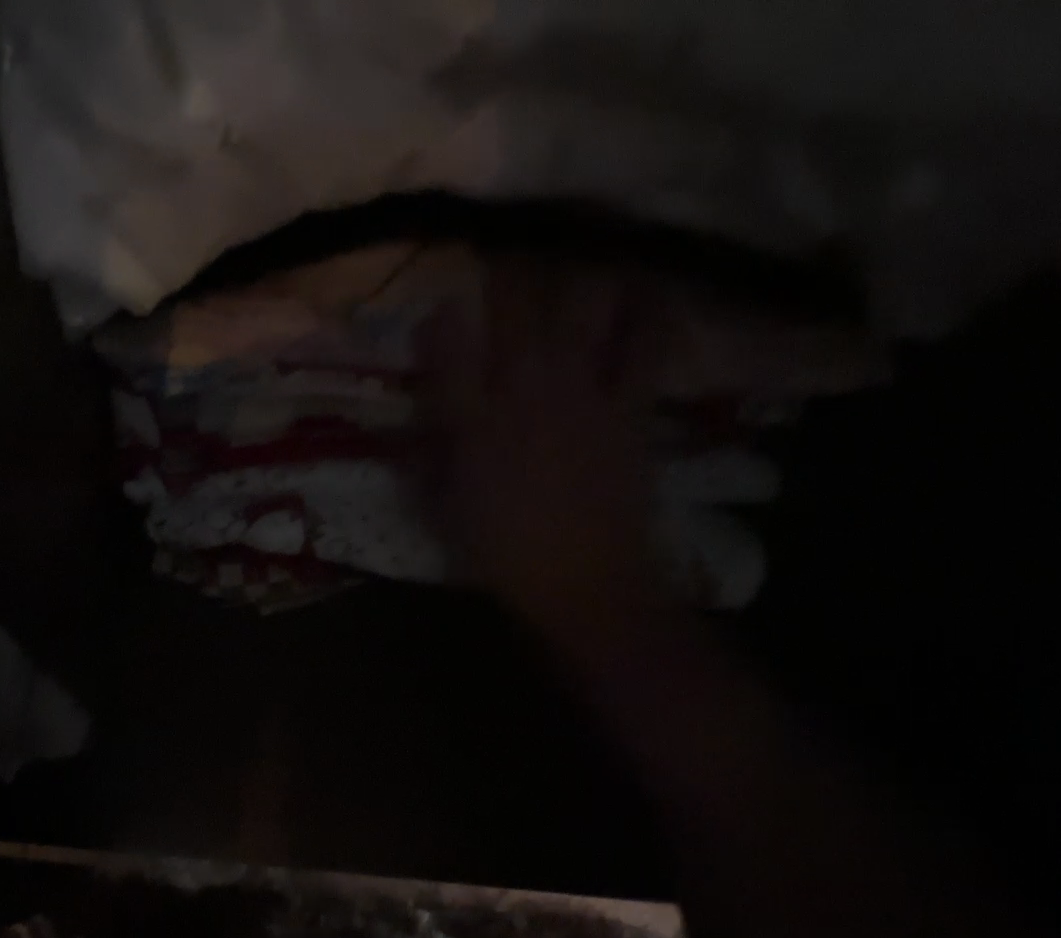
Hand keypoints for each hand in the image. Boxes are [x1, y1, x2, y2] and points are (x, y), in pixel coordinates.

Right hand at [416, 260, 665, 629]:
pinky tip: (649, 283)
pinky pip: (645, 345)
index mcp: (470, 419)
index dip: (442, 312)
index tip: (440, 294)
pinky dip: (649, 312)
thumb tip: (411, 423)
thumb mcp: (438, 506)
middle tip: (510, 232)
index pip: (447, 344)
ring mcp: (582, 393)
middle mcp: (523, 391)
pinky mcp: (628, 406)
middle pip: (515, 307)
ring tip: (582, 234)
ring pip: (582, 308)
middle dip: (510, 263)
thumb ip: (424, 455)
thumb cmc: (498, 550)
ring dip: (579, 268)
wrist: (582, 581)